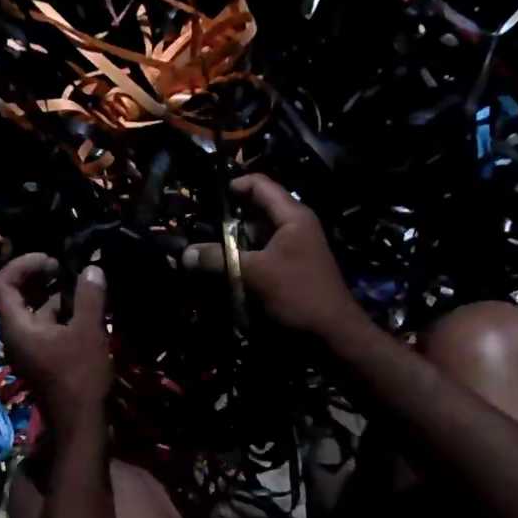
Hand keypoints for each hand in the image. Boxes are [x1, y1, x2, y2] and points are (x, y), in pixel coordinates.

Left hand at [0, 253, 112, 433]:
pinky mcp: (43, 354)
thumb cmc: (80, 375)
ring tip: (82, 286)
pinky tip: (86, 308)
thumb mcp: (88, 331)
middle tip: (67, 269)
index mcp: (16, 326)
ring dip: (55, 294)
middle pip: (16, 294)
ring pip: (34, 309)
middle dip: (40, 276)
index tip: (52, 260)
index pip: (2, 283)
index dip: (24, 264)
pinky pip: (46, 324)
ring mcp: (29, 346)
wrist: (81, 420)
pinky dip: (62, 312)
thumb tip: (92, 268)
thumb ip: (88, 296)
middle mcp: (16, 334)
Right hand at [182, 174, 363, 338]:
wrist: (332, 332)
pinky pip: (261, 256)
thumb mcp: (256, 273)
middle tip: (199, 226)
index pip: (261, 185)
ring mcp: (293, 248)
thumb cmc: (298, 293)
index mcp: (293, 216)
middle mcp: (294, 226)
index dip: (235, 185)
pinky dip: (243, 260)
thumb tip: (185, 254)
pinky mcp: (289, 268)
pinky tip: (223, 269)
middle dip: (228, 220)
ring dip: (233, 243)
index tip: (208, 197)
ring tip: (205, 249)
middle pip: (256, 212)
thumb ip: (219, 260)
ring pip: (256, 237)